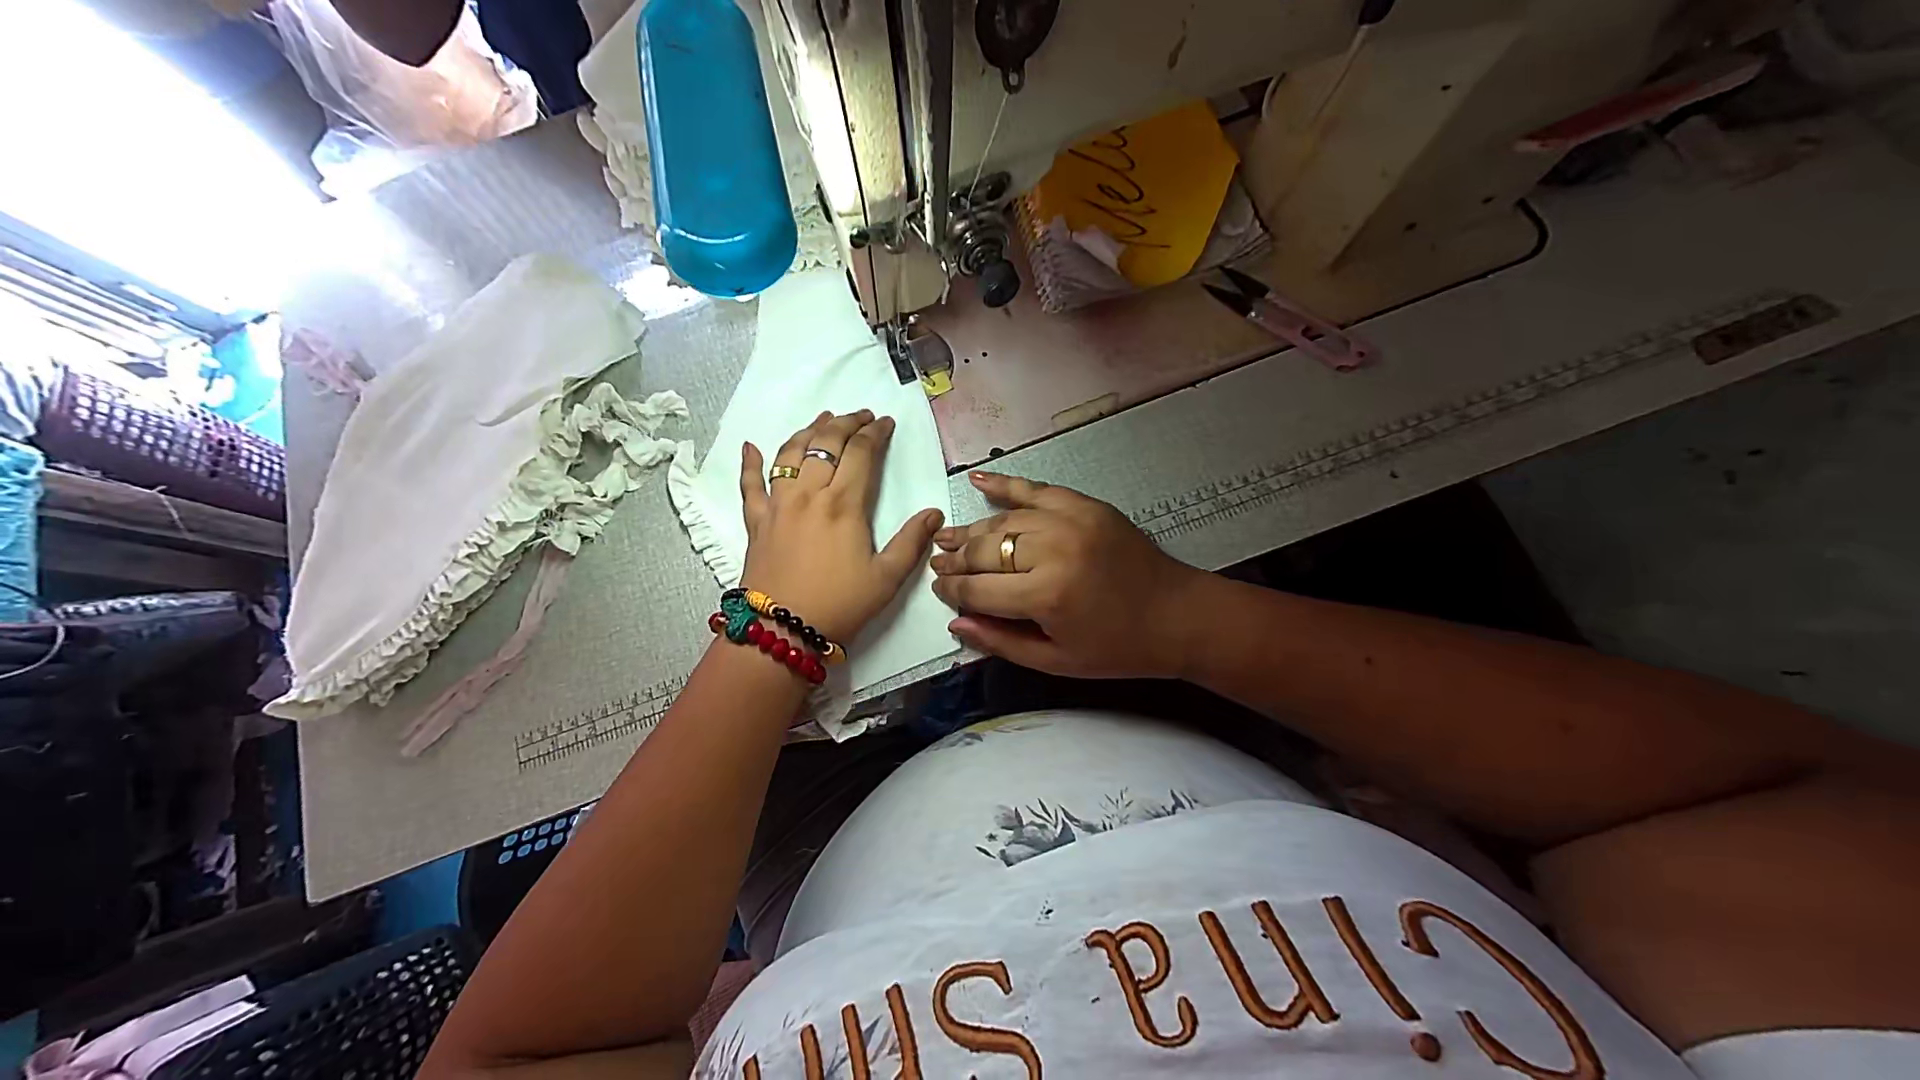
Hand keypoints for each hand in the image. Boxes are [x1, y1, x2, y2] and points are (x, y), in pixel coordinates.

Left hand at [739, 411, 943, 642]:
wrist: (782, 629)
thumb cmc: (840, 604)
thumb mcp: (887, 578)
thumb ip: (912, 542)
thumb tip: (935, 514)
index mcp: (844, 504)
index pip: (861, 453)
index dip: (875, 433)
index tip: (886, 423)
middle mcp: (809, 494)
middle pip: (825, 443)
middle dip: (846, 423)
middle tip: (861, 416)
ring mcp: (778, 504)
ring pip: (790, 453)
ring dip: (808, 431)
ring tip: (822, 420)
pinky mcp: (756, 521)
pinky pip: (750, 485)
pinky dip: (750, 463)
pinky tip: (750, 446)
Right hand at [929, 472, 1208, 677]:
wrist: (1179, 615)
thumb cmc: (1118, 648)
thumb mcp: (1057, 661)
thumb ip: (1001, 642)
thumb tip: (955, 621)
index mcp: (1046, 595)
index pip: (978, 590)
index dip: (952, 591)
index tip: (938, 590)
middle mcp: (1052, 550)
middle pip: (985, 551)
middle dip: (956, 561)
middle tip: (938, 565)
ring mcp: (1070, 520)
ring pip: (1004, 521)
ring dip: (973, 530)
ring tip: (948, 537)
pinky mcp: (1085, 505)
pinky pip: (1036, 489)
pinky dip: (1006, 484)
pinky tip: (978, 480)